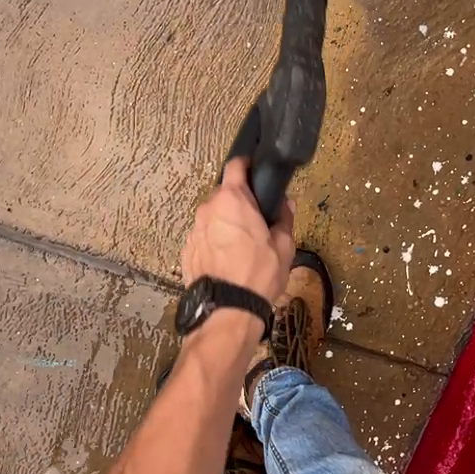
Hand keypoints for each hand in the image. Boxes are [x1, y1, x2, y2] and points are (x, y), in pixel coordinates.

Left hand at [180, 158, 295, 302]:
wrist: (227, 309)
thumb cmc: (256, 275)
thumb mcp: (284, 246)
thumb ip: (285, 219)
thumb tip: (286, 204)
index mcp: (233, 200)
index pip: (235, 166)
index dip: (246, 165)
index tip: (253, 168)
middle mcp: (209, 209)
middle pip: (224, 194)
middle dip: (239, 202)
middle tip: (256, 218)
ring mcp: (195, 229)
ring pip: (213, 217)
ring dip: (226, 224)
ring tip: (243, 245)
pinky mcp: (188, 249)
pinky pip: (204, 237)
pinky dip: (215, 242)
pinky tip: (228, 260)